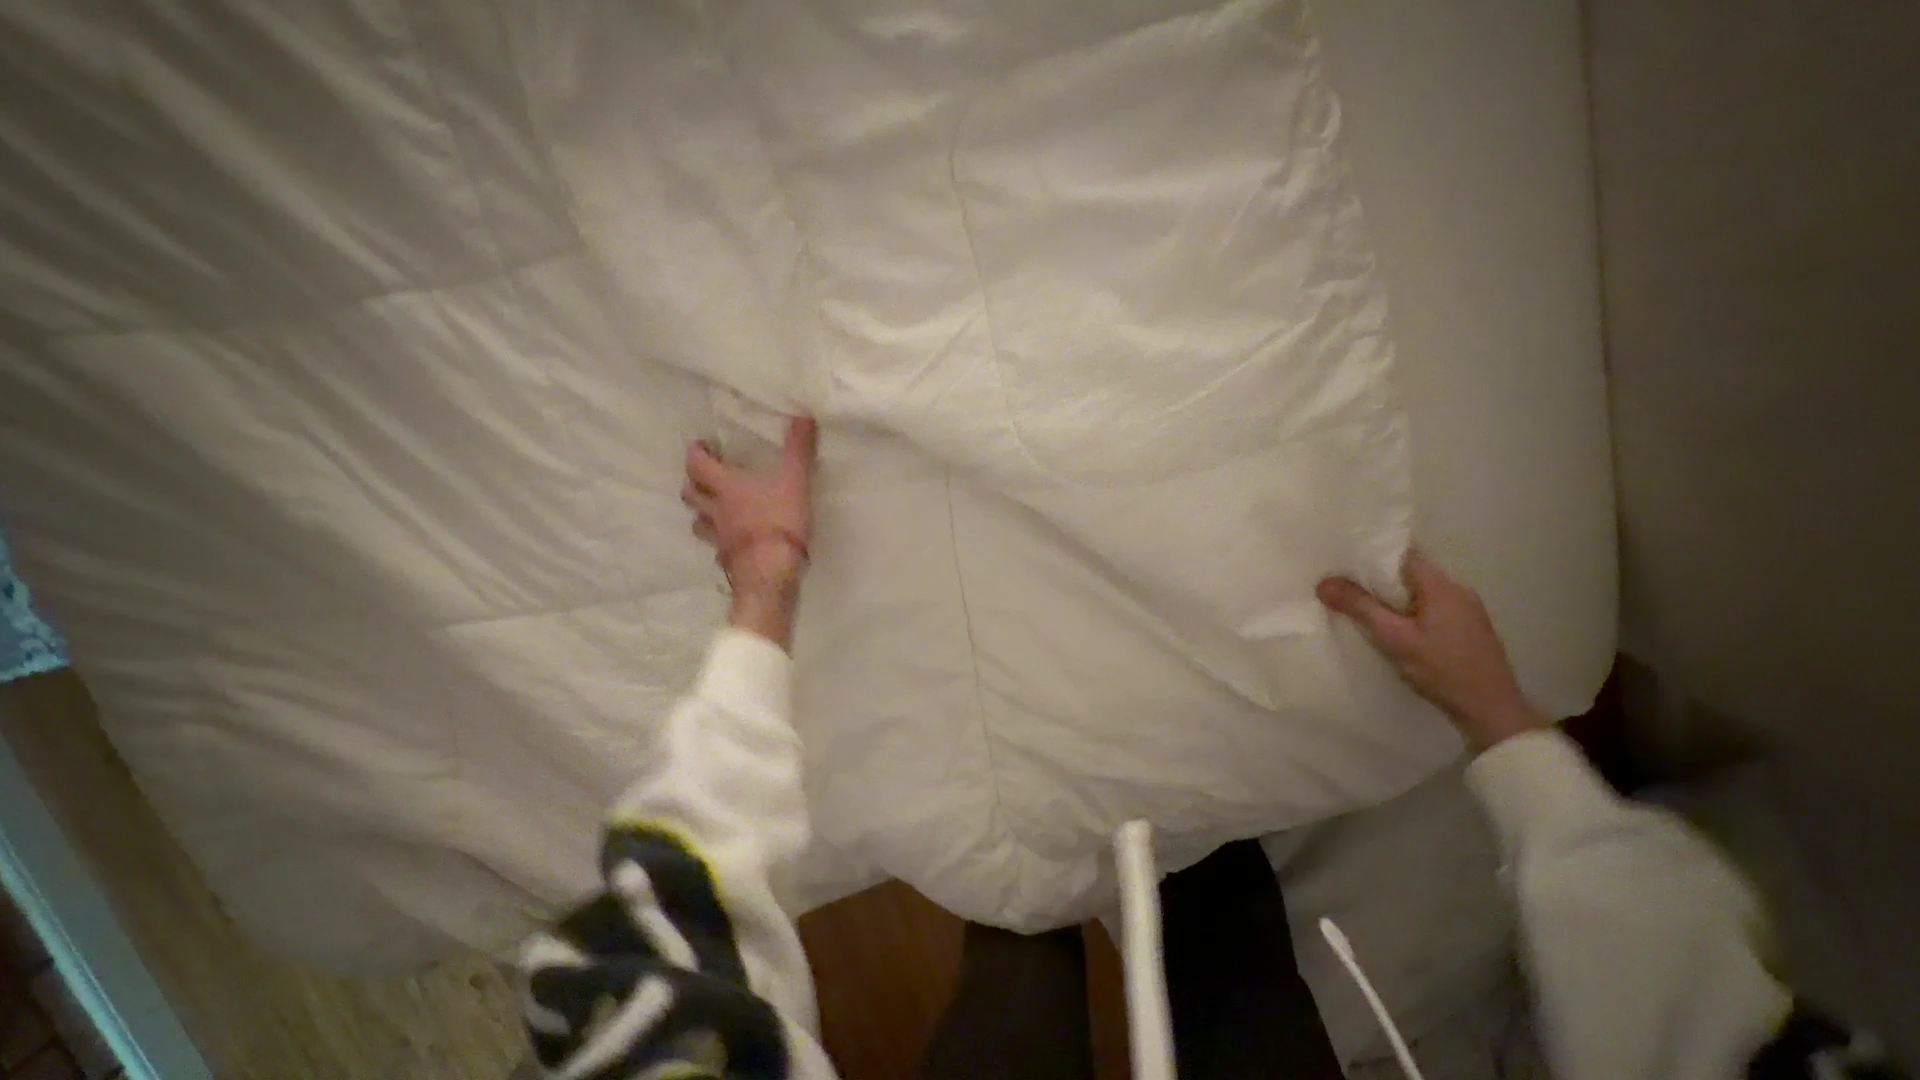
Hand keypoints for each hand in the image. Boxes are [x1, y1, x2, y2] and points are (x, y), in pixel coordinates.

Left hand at [682, 416, 817, 647]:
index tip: (700, 445)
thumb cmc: (779, 522)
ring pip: (698, 521)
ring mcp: (718, 538)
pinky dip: (721, 540)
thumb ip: (798, 449)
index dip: (696, 453)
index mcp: (726, 487)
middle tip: (705, 476)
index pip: (698, 465)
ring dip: (702, 512)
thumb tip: (802, 414)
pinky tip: (733, 541)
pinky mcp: (727, 560)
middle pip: (690, 494)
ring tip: (715, 508)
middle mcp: (715, 511)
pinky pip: (717, 547)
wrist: (772, 574)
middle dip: (693, 482)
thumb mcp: (794, 480)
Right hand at [1317, 550, 1544, 751]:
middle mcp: (1458, 590)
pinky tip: (1396, 629)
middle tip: (1345, 587)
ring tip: (1364, 608)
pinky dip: (1411, 611)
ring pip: (1422, 592)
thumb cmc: (1442, 670)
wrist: (1492, 710)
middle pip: (1412, 572)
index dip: (1372, 555)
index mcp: (1442, 585)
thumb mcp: (1395, 639)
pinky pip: (1433, 608)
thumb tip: (1324, 582)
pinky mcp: (1470, 629)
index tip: (1344, 562)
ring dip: (1395, 597)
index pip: (1403, 554)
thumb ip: (1360, 608)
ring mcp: (1468, 610)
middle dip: (1379, 578)